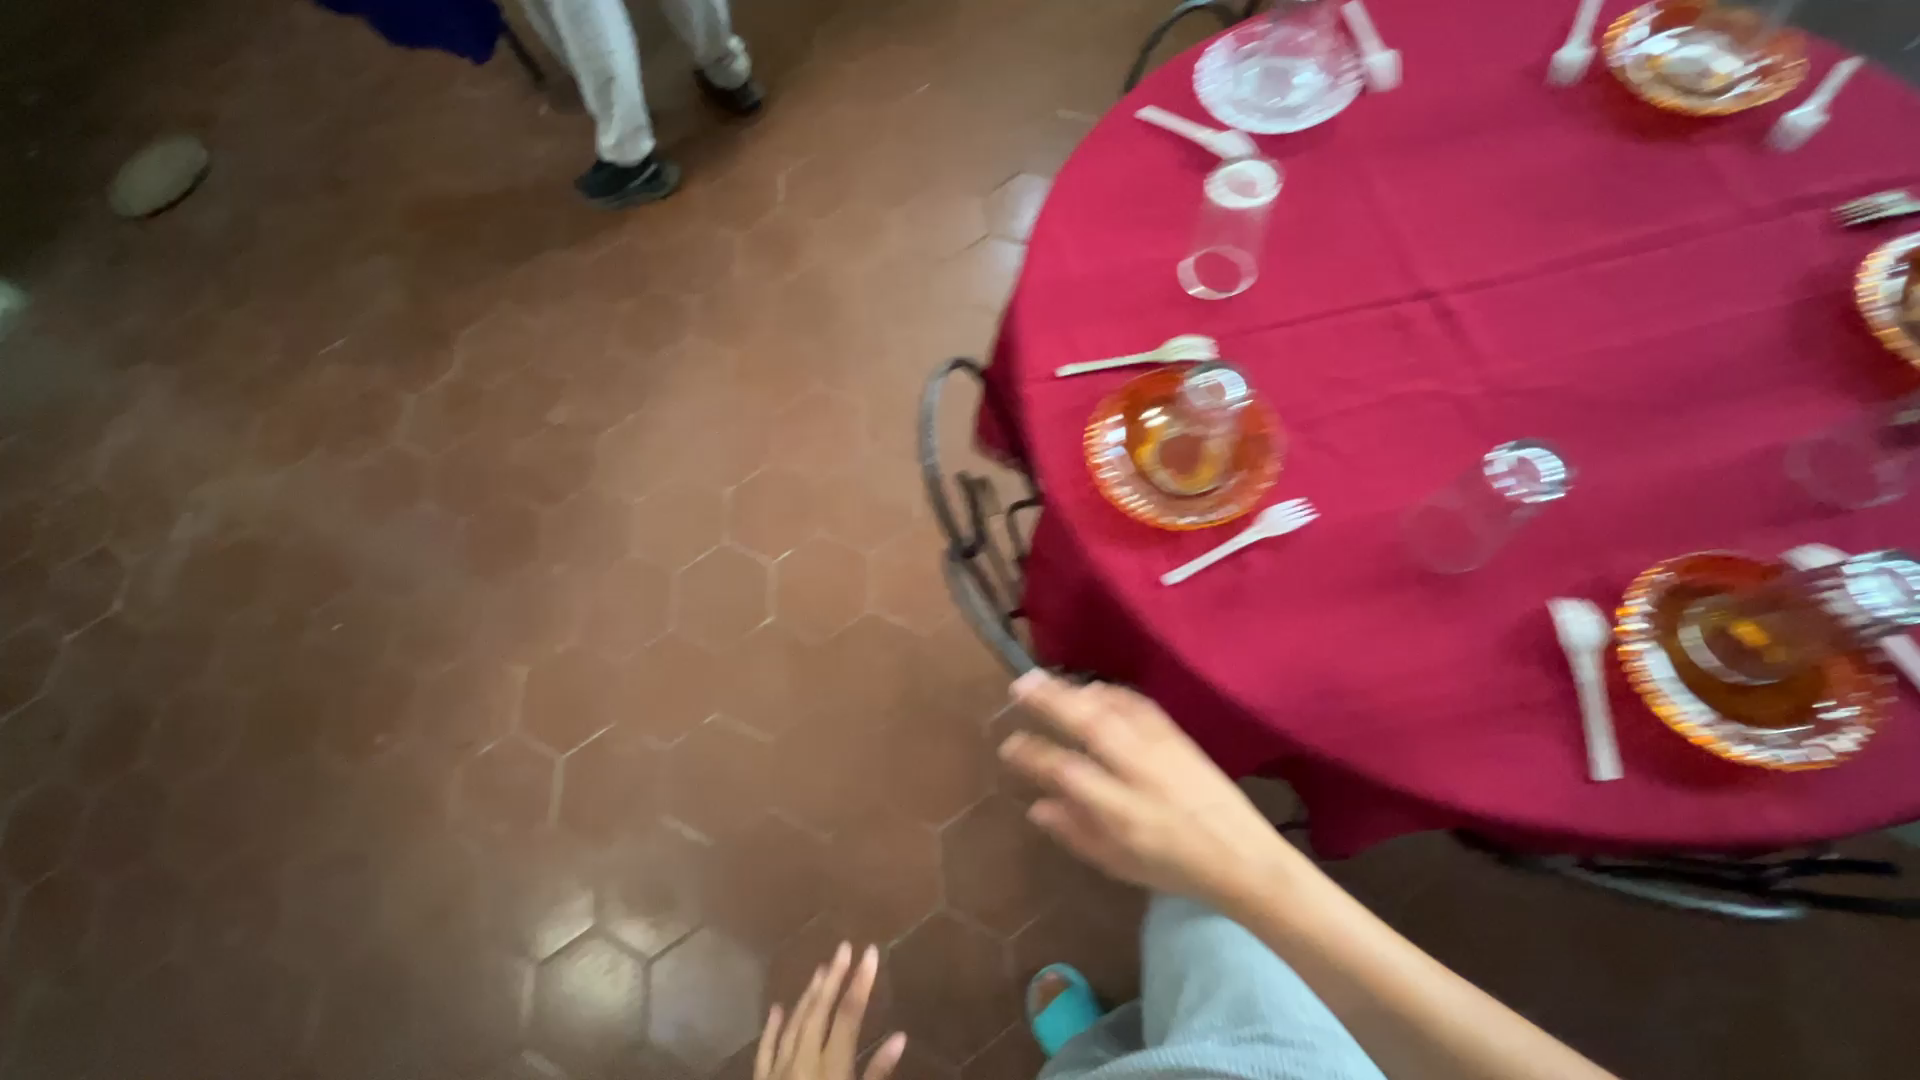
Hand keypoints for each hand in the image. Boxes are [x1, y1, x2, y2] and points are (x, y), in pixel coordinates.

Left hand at [755, 941, 906, 1079]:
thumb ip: (876, 1076)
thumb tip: (899, 1038)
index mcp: (829, 1070)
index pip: (848, 1016)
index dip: (860, 983)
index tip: (871, 952)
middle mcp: (801, 1064)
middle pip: (819, 1012)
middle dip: (834, 978)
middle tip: (845, 947)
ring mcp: (777, 1074)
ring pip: (793, 1024)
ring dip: (808, 995)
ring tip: (821, 969)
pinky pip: (765, 1051)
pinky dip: (773, 1028)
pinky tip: (778, 1009)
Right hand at [998, 671, 1298, 903]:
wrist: (1242, 857)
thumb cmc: (1174, 867)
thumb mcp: (1119, 864)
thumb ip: (1075, 833)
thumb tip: (1037, 807)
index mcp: (1121, 811)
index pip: (1067, 772)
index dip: (1033, 755)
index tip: (1009, 745)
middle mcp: (1139, 773)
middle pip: (1090, 727)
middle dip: (1052, 703)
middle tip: (1020, 687)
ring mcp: (1162, 751)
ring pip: (1114, 710)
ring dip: (1077, 691)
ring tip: (1047, 681)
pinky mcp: (1180, 738)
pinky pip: (1141, 706)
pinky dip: (1113, 693)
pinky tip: (1093, 688)